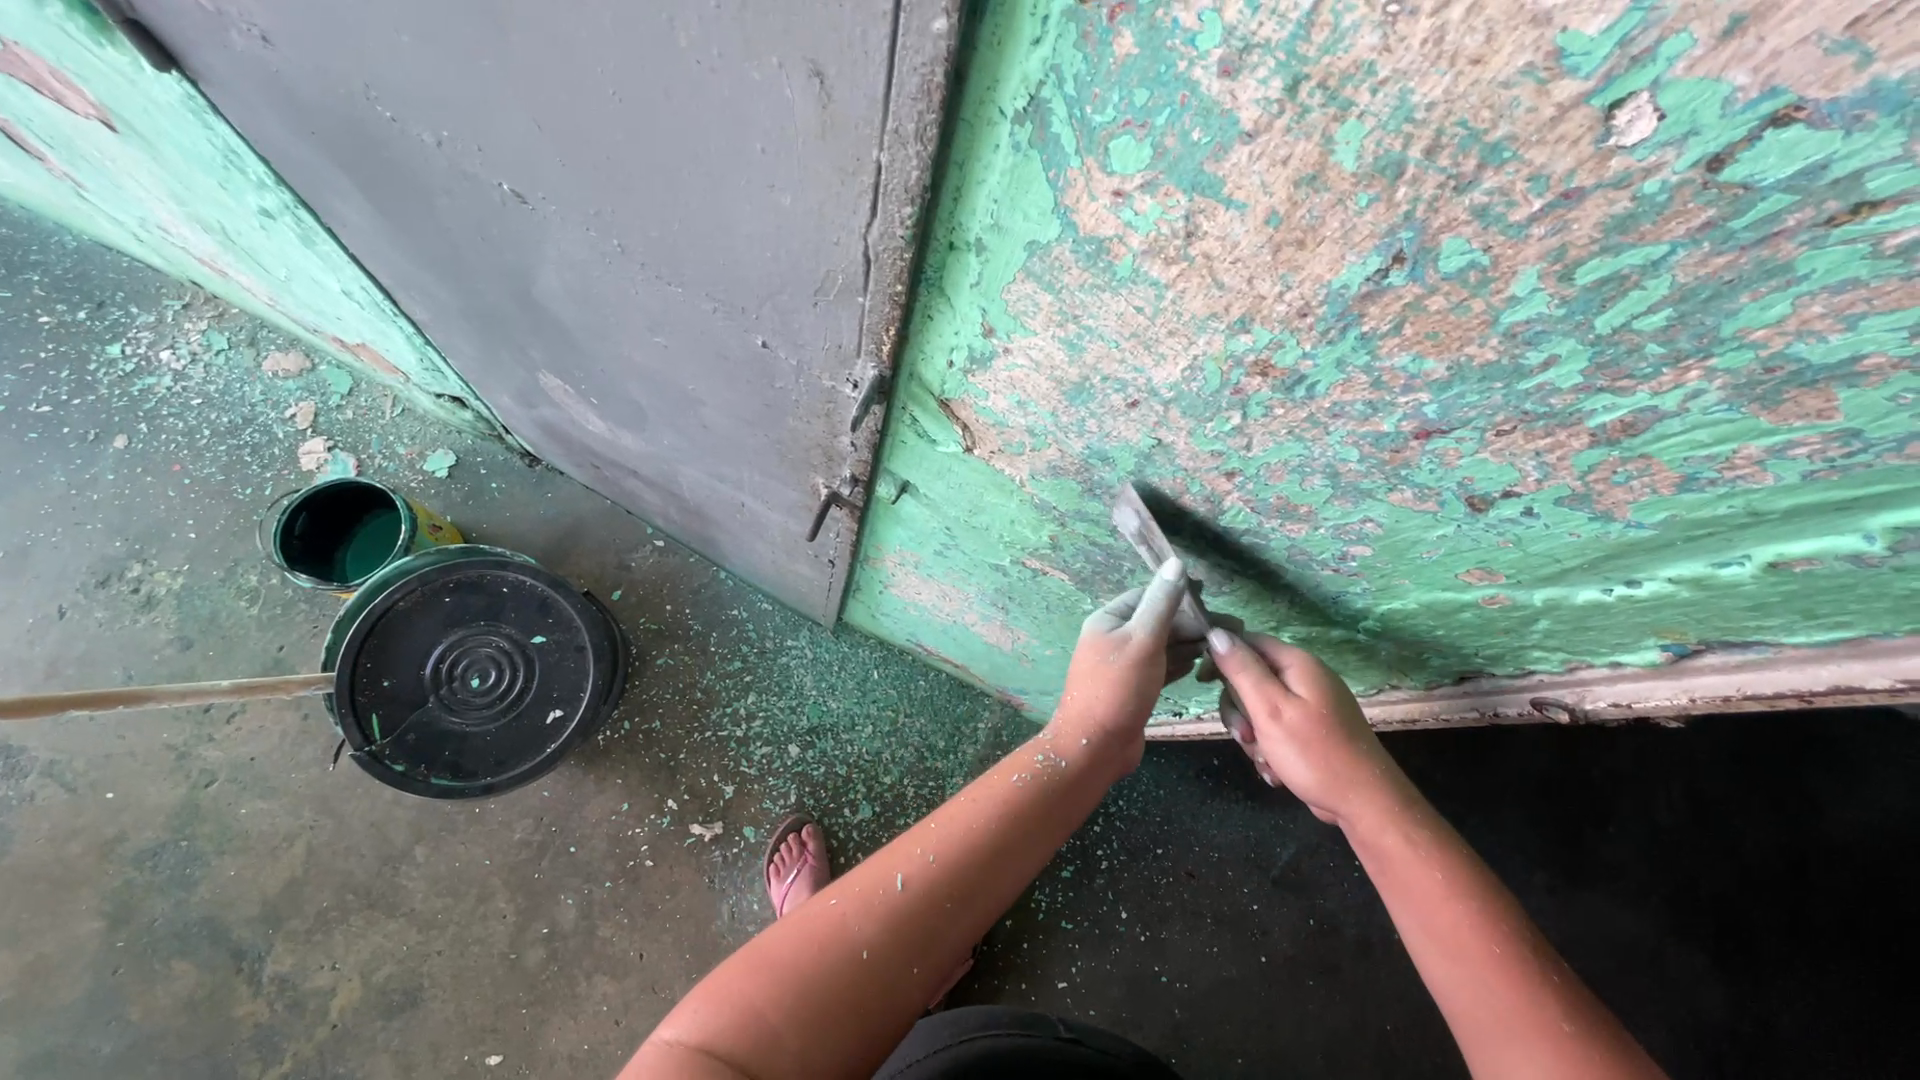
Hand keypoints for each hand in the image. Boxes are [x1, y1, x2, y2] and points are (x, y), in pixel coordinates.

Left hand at [1048, 557, 1205, 772]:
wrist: (1096, 746)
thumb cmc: (1117, 688)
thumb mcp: (1143, 639)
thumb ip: (1162, 603)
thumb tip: (1176, 563)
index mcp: (1108, 620)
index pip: (1146, 595)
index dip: (1177, 594)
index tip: (1210, 599)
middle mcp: (1113, 638)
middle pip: (1155, 621)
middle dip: (1187, 623)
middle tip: (1225, 629)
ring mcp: (1123, 665)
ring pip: (1160, 646)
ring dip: (1186, 644)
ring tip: (1218, 645)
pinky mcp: (1134, 688)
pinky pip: (1159, 668)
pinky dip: (1177, 665)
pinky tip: (1199, 665)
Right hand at [1200, 630, 1404, 825]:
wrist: (1363, 802)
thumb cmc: (1314, 753)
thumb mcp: (1269, 708)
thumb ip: (1241, 669)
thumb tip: (1215, 633)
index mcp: (1297, 664)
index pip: (1248, 641)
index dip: (1221, 656)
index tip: (1203, 681)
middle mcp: (1304, 679)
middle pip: (1250, 679)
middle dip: (1239, 709)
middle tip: (1244, 735)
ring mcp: (1309, 706)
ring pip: (1258, 709)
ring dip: (1253, 735)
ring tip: (1264, 759)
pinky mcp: (1310, 731)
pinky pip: (1275, 729)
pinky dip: (1269, 748)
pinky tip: (1275, 770)